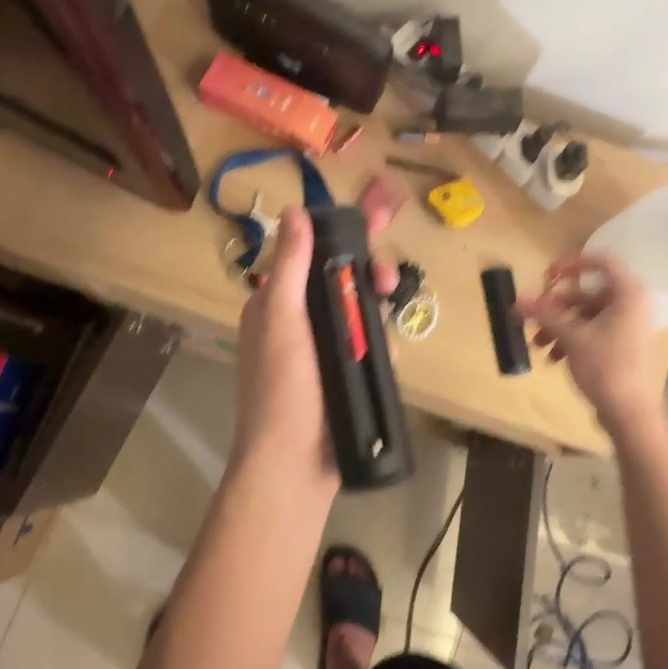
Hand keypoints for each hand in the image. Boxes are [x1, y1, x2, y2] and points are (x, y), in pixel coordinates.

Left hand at [230, 204, 397, 487]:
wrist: (294, 464)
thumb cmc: (282, 390)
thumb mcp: (282, 322)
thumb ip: (290, 267)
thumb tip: (295, 211)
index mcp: (277, 304)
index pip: (312, 250)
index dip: (344, 226)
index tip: (380, 204)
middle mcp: (301, 320)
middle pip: (342, 276)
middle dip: (369, 267)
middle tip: (388, 274)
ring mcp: (327, 348)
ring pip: (362, 308)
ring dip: (379, 304)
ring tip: (391, 314)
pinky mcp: (349, 372)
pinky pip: (372, 343)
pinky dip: (382, 341)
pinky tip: (390, 351)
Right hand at [518, 254, 662, 430]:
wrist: (632, 413)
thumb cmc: (606, 368)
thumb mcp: (572, 337)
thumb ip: (545, 314)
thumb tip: (518, 299)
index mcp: (628, 294)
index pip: (602, 262)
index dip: (572, 264)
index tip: (547, 275)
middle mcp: (631, 305)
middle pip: (587, 294)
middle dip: (555, 307)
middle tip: (532, 318)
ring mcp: (628, 327)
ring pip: (586, 316)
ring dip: (559, 327)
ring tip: (538, 344)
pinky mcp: (622, 346)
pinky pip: (592, 332)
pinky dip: (571, 340)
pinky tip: (553, 358)